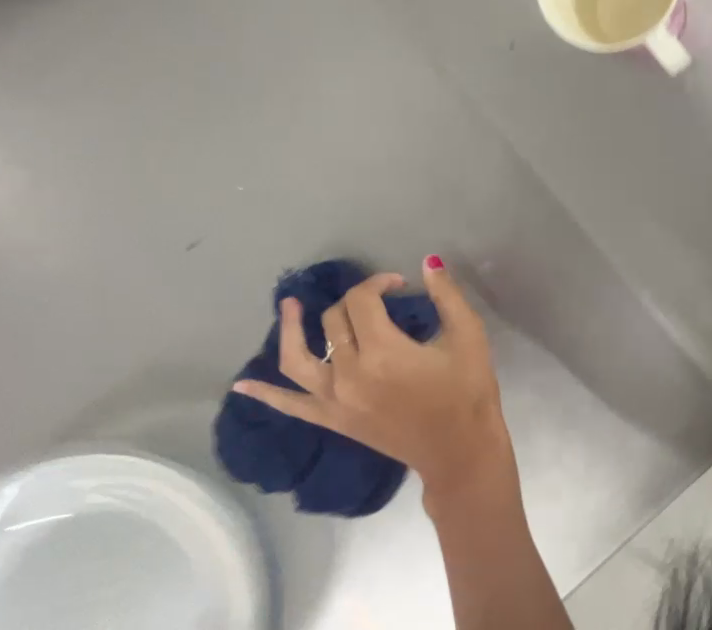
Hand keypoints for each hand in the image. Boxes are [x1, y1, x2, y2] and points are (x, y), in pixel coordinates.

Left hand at [233, 256, 511, 499]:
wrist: (458, 447)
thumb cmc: (468, 390)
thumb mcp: (469, 336)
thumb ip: (447, 296)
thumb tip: (428, 263)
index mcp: (382, 351)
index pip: (362, 301)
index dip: (378, 283)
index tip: (401, 284)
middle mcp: (348, 373)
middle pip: (335, 322)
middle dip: (355, 301)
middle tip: (381, 298)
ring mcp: (333, 399)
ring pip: (296, 358)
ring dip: (290, 330)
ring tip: (289, 306)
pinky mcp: (330, 419)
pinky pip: (289, 404)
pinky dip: (264, 394)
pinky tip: (242, 385)